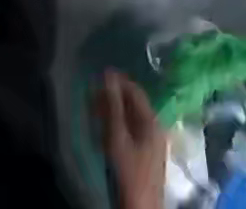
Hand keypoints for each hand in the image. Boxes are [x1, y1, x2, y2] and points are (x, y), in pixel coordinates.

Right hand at [97, 71, 166, 208]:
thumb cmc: (129, 173)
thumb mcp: (117, 137)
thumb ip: (113, 105)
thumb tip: (108, 75)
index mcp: (152, 121)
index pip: (135, 91)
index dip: (118, 81)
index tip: (98, 73)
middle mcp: (154, 129)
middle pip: (132, 104)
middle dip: (112, 96)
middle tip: (91, 92)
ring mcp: (150, 144)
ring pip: (129, 118)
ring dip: (111, 110)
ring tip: (92, 108)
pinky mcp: (143, 156)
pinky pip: (129, 132)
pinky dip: (115, 125)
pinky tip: (101, 128)